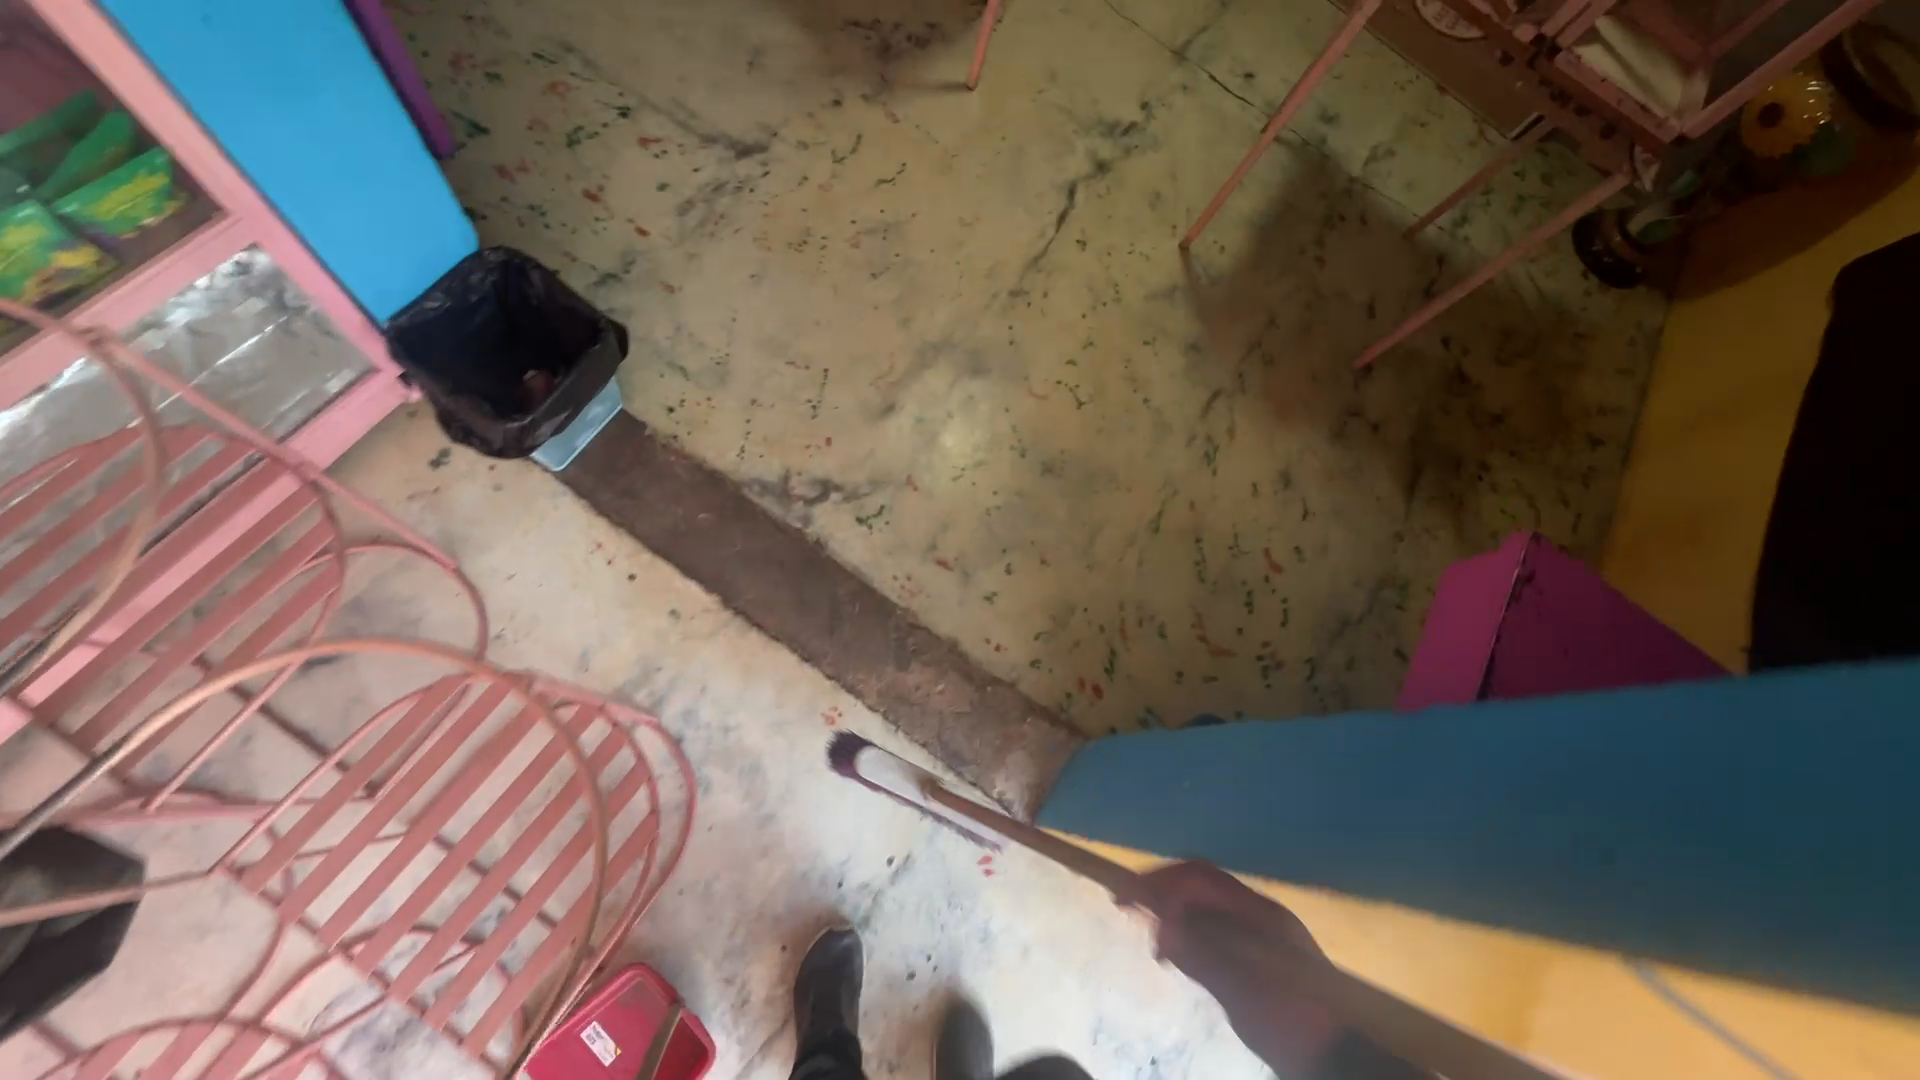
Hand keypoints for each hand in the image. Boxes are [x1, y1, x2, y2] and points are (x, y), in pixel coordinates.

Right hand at [1119, 862, 1340, 1069]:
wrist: (1341, 1058)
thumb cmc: (1292, 1024)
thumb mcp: (1243, 995)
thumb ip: (1203, 957)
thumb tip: (1160, 925)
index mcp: (1258, 914)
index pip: (1199, 878)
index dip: (1159, 883)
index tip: (1127, 899)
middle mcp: (1260, 912)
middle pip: (1202, 884)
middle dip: (1163, 892)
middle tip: (1129, 908)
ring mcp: (1264, 930)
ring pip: (1208, 903)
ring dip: (1175, 911)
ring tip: (1154, 941)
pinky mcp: (1263, 951)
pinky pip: (1218, 924)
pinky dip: (1191, 930)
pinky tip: (1181, 952)